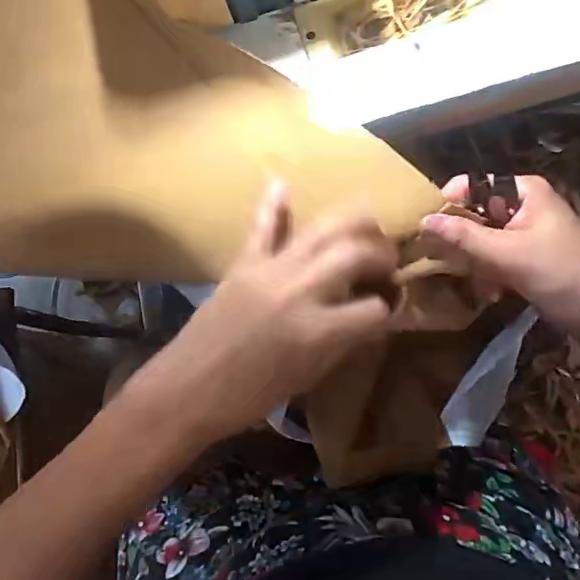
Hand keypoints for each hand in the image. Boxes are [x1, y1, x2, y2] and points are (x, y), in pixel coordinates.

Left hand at [119, 181, 397, 448]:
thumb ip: (344, 341)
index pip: (376, 309)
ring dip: (352, 223)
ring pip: (320, 231)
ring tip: (368, 225)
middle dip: (382, 254)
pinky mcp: (242, 264)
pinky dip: (273, 204)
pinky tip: (284, 183)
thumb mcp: (308, 376)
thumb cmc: (251, 397)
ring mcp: (268, 271)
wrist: (187, 390)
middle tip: (388, 262)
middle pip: (355, 253)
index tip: (392, 307)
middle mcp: (299, 291)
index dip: (390, 308)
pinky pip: (262, 228)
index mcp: (318, 331)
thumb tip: (374, 316)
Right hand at [422, 175, 579, 348]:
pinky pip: (497, 259)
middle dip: (465, 242)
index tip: (427, 229)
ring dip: (478, 264)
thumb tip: (423, 220)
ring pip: (484, 240)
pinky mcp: (531, 258)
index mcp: (525, 191)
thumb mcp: (508, 254)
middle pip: (476, 213)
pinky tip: (496, 294)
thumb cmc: (562, 274)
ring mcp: (529, 233)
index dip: (449, 203)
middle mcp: (526, 205)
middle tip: (455, 264)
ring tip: (486, 286)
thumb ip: (463, 236)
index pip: (472, 184)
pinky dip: (492, 275)